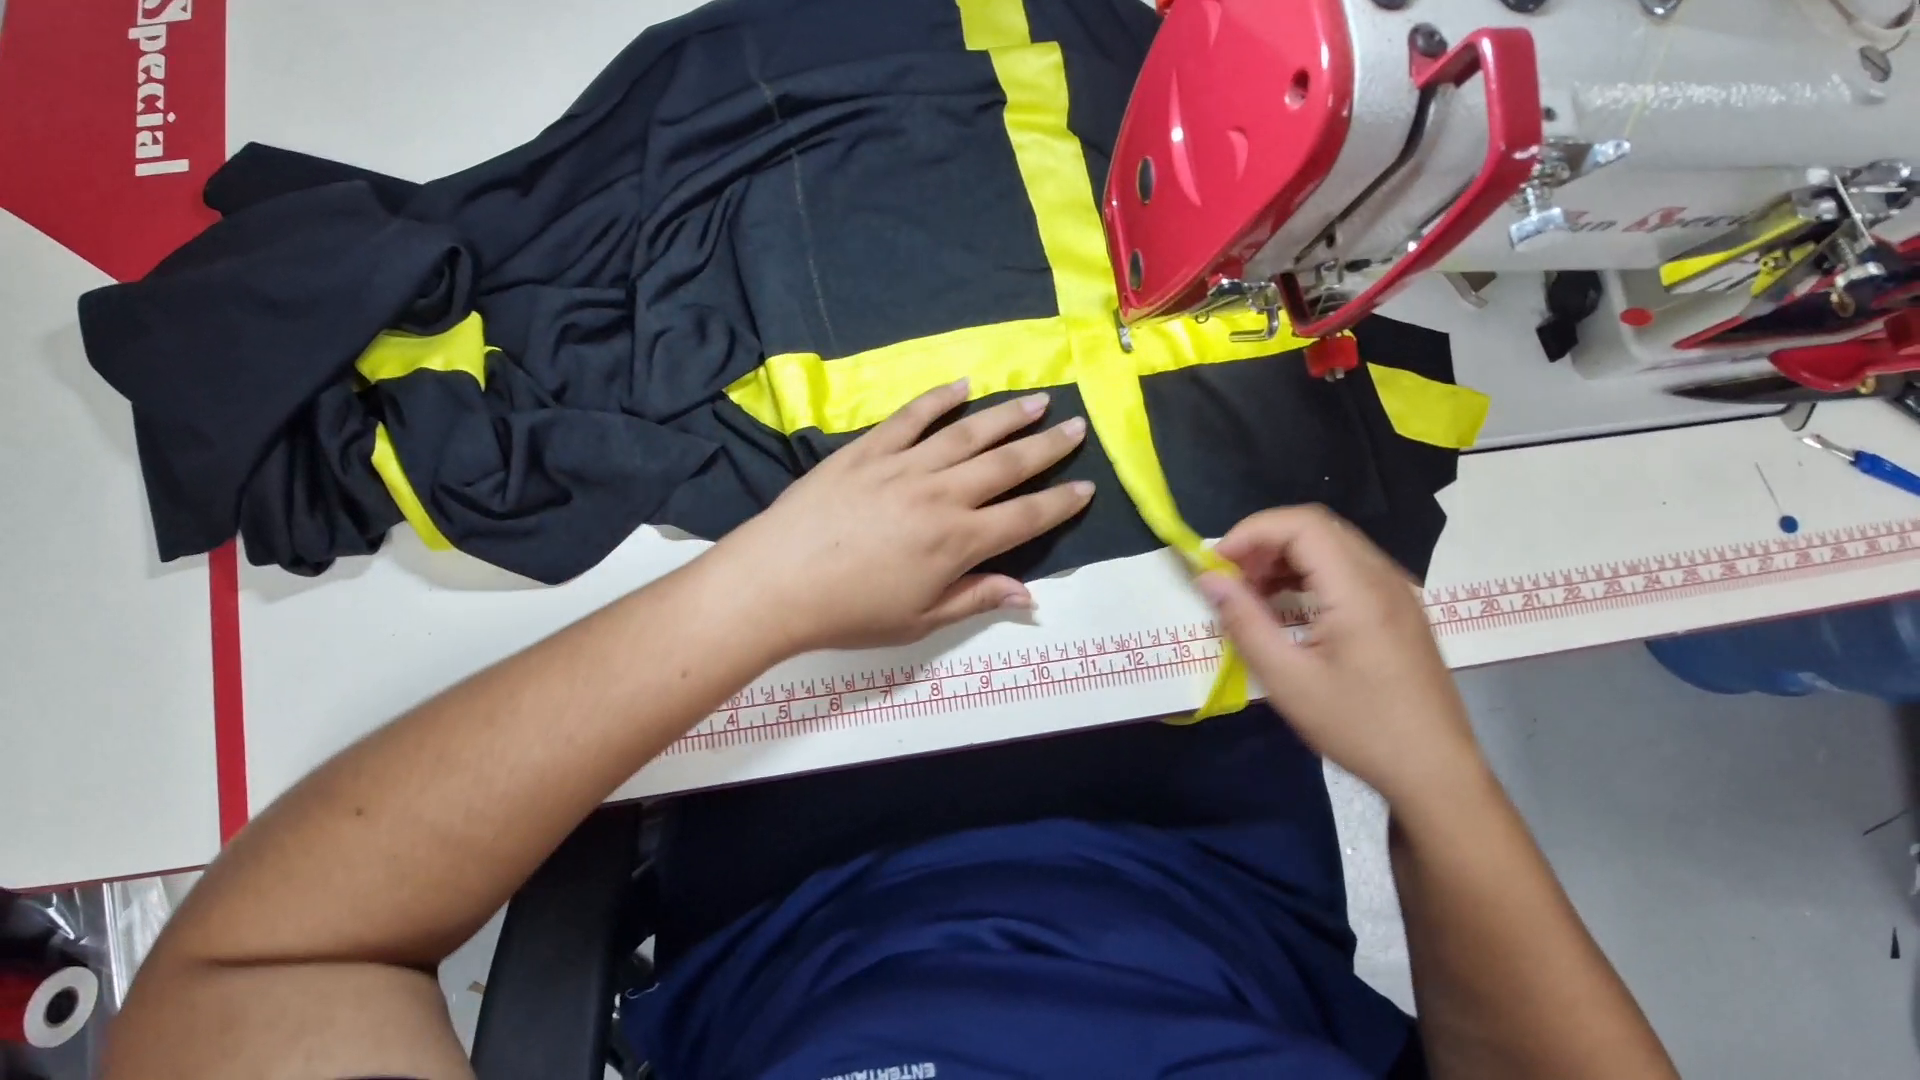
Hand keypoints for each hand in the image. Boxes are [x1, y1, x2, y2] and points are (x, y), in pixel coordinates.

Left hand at [710, 379, 1093, 652]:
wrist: (777, 582)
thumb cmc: (850, 612)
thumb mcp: (919, 620)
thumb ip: (974, 598)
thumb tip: (1027, 595)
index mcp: (958, 541)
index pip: (1026, 517)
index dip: (1061, 503)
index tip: (1087, 487)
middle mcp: (941, 495)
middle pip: (1007, 465)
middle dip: (1047, 445)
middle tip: (1076, 426)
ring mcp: (904, 466)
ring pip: (967, 433)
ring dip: (1006, 416)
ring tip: (1036, 400)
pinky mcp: (868, 451)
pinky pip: (911, 418)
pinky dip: (938, 399)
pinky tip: (962, 386)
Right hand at [1196, 505, 1485, 804]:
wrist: (1435, 771)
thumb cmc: (1359, 727)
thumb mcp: (1288, 680)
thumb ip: (1244, 622)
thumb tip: (1209, 581)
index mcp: (1358, 589)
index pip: (1301, 525)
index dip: (1250, 532)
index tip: (1215, 565)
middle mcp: (1383, 577)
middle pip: (1316, 527)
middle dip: (1263, 543)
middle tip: (1228, 578)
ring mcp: (1397, 592)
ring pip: (1333, 546)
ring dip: (1285, 557)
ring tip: (1250, 594)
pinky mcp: (1400, 610)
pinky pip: (1348, 570)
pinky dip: (1309, 574)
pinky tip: (1287, 608)